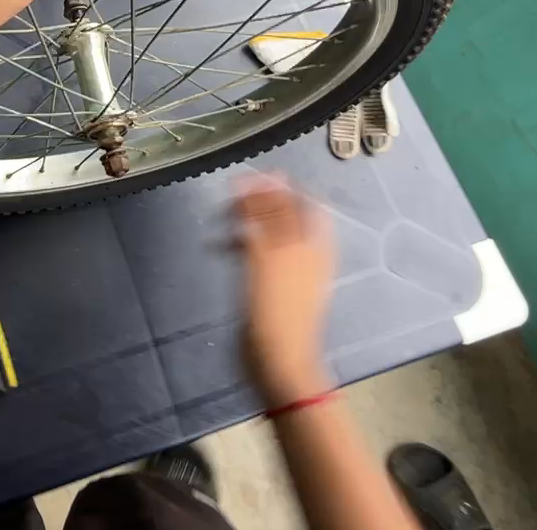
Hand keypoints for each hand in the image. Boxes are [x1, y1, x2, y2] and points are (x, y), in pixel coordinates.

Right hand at [235, 174, 336, 405]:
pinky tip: (224, 243)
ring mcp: (290, 271)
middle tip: (233, 188)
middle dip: (262, 198)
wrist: (280, 361)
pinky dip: (243, 242)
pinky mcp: (273, 286)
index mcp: (313, 245)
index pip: (304, 202)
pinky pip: (261, 254)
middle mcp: (305, 253)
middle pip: (287, 214)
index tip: (256, 174)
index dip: (283, 185)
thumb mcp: (271, 257)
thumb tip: (267, 179)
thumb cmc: (276, 310)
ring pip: (272, 232)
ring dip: (250, 218)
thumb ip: (268, 217)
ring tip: (224, 212)